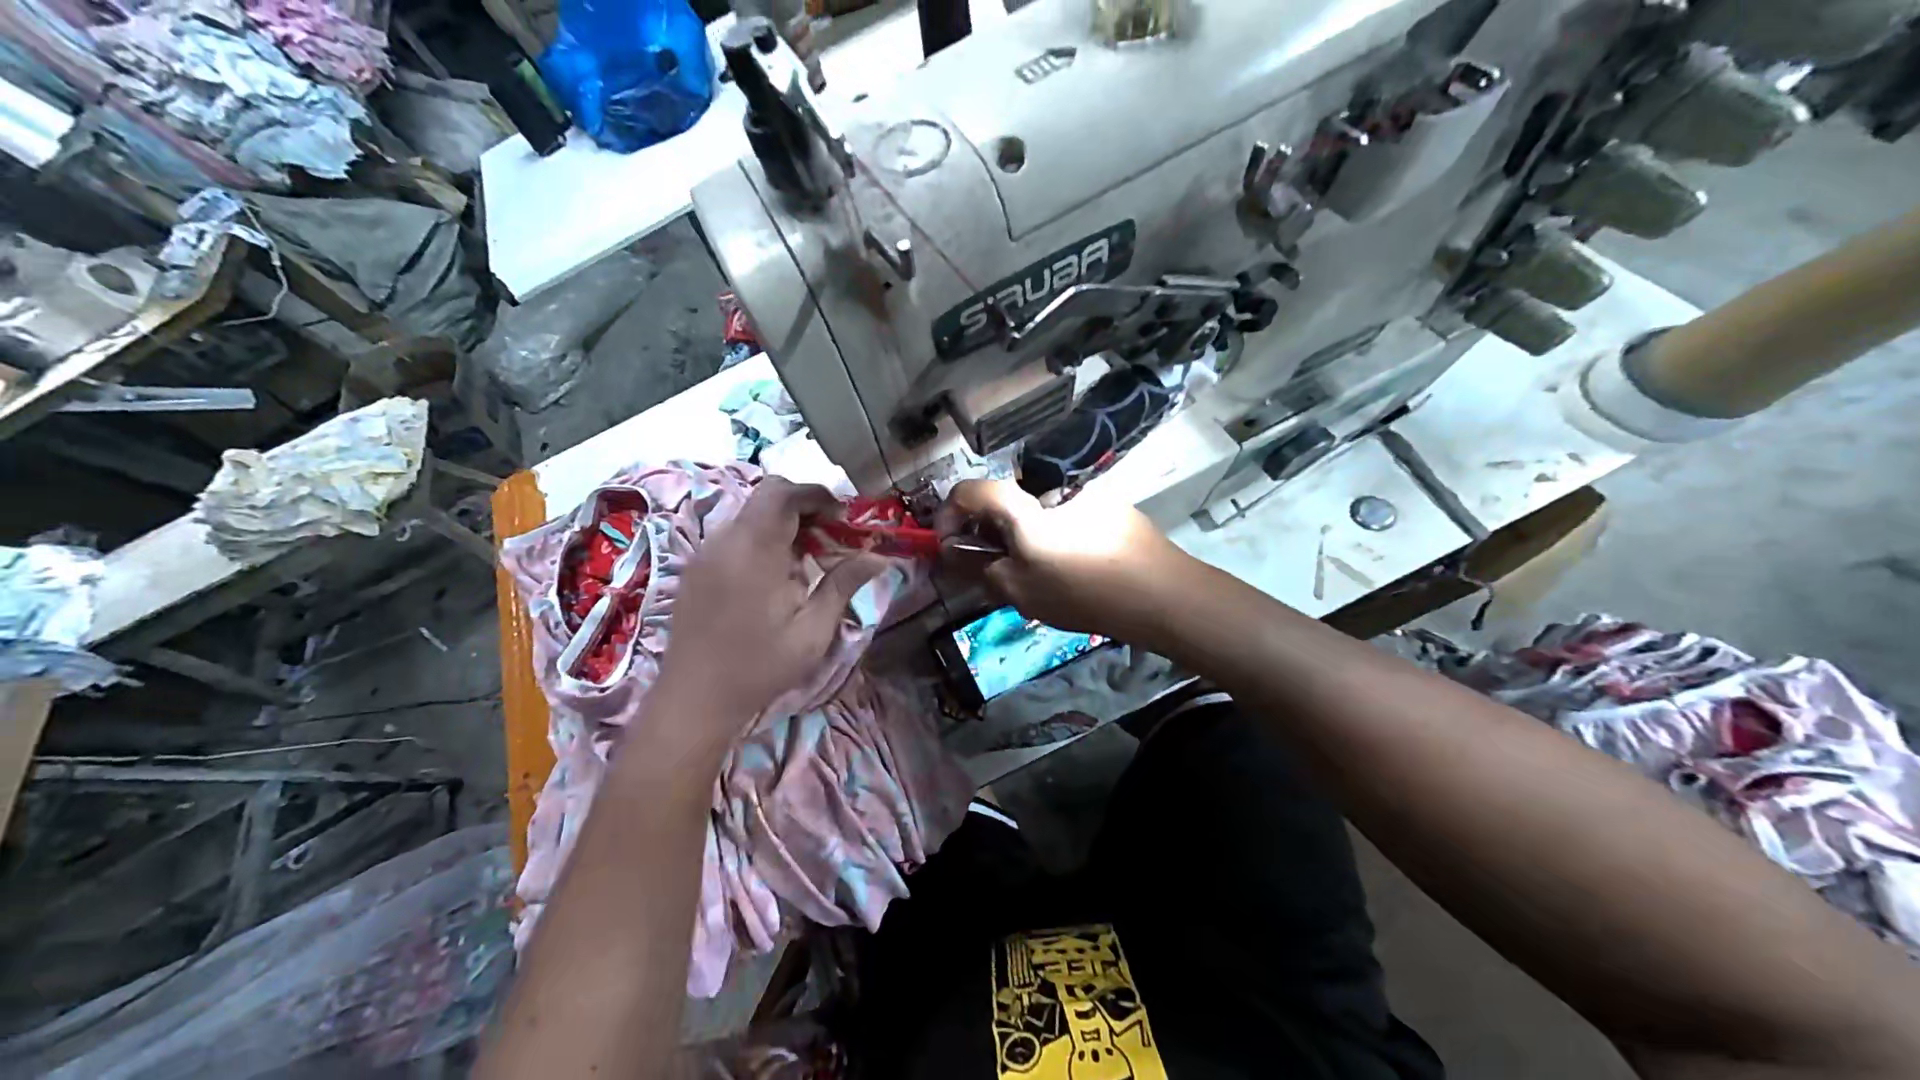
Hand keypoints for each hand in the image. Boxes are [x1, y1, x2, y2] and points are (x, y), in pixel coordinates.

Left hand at [654, 478, 884, 741]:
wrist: (694, 699)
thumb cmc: (759, 667)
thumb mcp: (813, 631)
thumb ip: (844, 584)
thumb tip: (879, 557)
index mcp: (755, 550)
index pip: (785, 493)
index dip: (819, 495)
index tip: (844, 519)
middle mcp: (725, 540)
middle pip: (767, 497)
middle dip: (804, 507)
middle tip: (831, 537)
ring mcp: (705, 553)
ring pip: (750, 515)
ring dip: (784, 524)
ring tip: (808, 560)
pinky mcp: (696, 568)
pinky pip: (735, 536)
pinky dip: (762, 539)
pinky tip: (777, 577)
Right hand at [935, 480, 1190, 641]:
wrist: (1160, 593)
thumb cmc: (1082, 592)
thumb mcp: (1018, 591)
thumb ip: (978, 567)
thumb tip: (953, 550)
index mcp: (1023, 507)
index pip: (969, 490)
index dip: (949, 514)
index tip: (950, 543)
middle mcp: (1050, 487)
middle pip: (1003, 500)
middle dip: (988, 529)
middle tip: (995, 565)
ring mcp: (1084, 492)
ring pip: (1036, 508)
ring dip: (1024, 532)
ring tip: (1040, 570)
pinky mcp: (1111, 503)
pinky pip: (1065, 512)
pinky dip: (1055, 531)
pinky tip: (1074, 564)